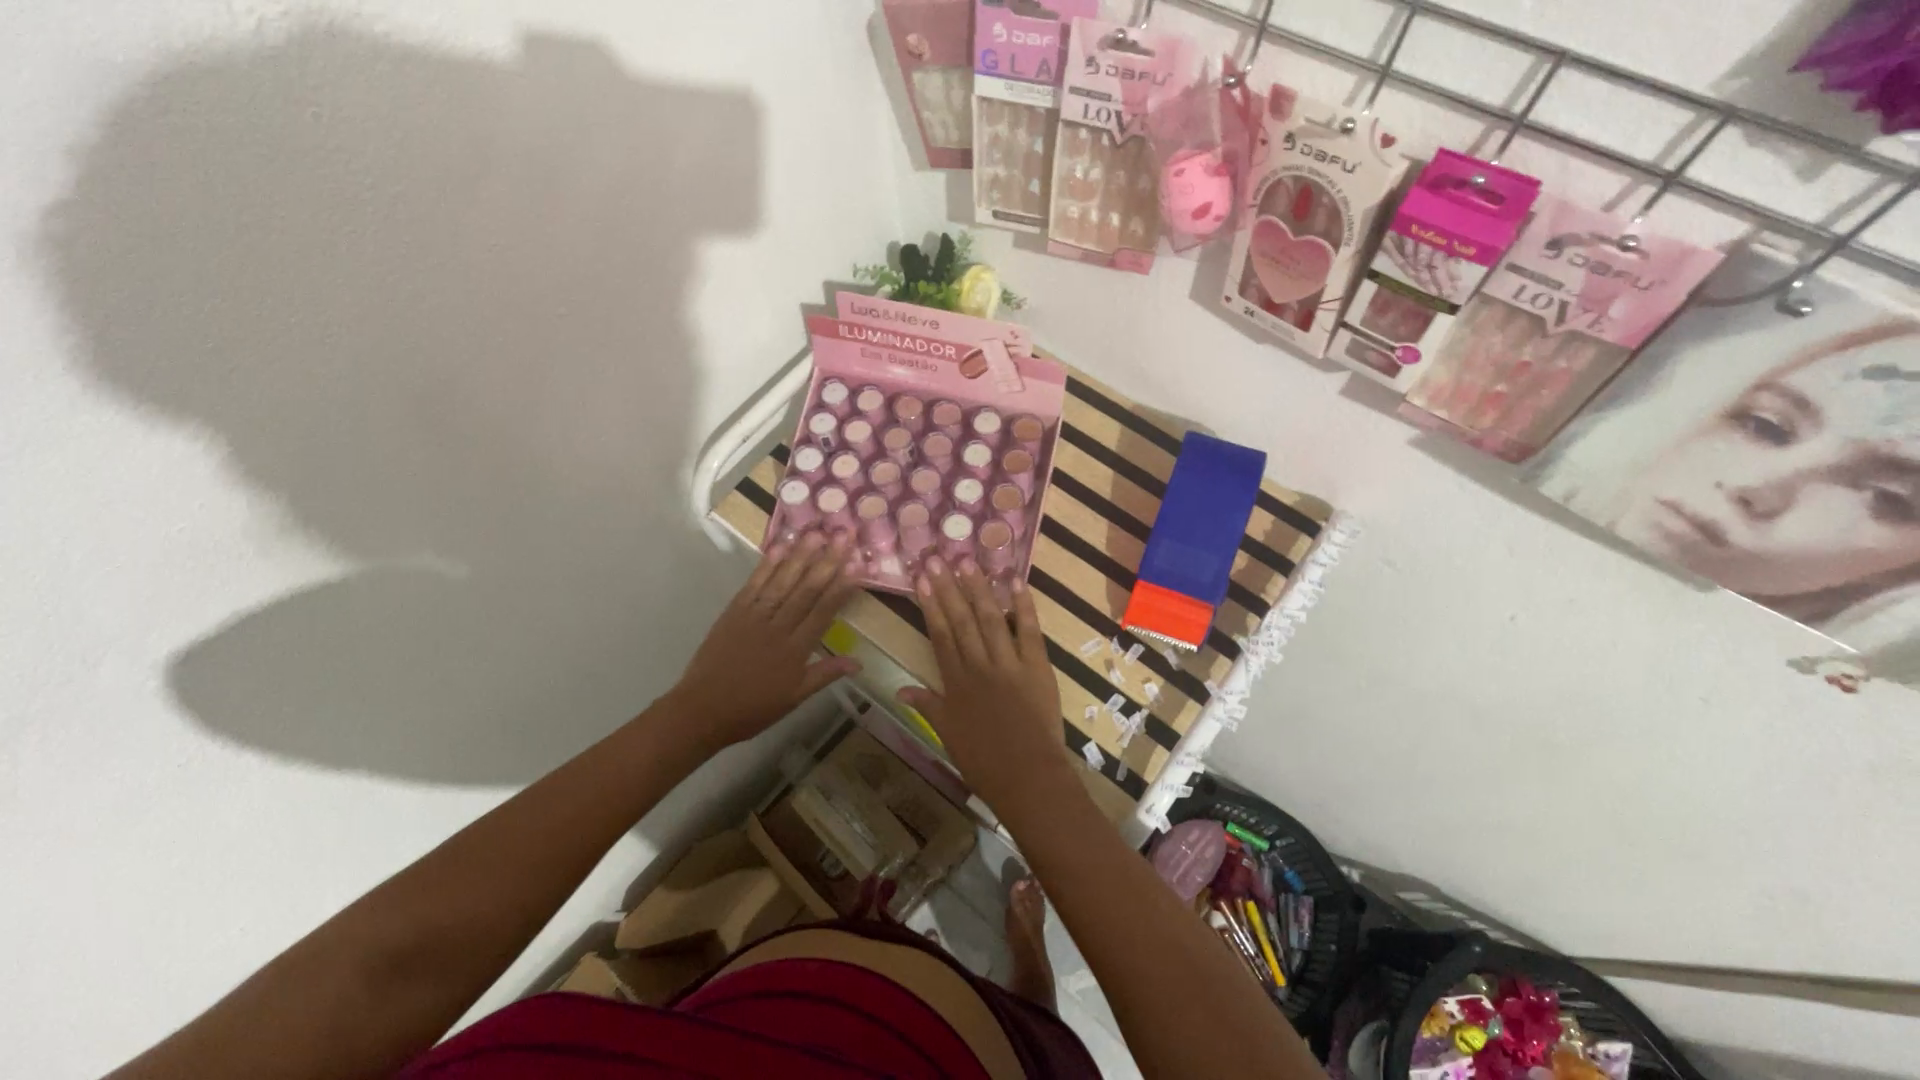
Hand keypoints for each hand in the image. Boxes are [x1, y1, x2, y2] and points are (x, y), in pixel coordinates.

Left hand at [667, 533, 862, 748]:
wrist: (702, 710)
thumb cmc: (752, 709)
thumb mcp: (793, 698)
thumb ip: (825, 675)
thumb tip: (858, 662)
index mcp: (795, 651)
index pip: (823, 613)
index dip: (841, 589)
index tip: (857, 566)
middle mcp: (777, 628)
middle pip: (805, 590)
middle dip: (826, 562)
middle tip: (843, 536)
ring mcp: (753, 617)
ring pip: (781, 582)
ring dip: (800, 555)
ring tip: (817, 533)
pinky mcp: (733, 612)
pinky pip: (754, 584)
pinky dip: (767, 565)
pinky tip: (780, 546)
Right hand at [897, 557, 1071, 807]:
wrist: (1027, 776)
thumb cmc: (983, 761)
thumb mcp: (948, 735)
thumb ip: (927, 707)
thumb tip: (900, 691)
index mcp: (955, 682)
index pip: (940, 635)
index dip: (930, 605)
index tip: (921, 579)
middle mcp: (979, 666)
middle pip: (961, 620)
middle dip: (948, 587)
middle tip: (938, 558)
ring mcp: (1009, 664)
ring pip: (990, 619)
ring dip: (979, 589)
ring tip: (968, 562)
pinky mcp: (1037, 667)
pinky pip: (1029, 631)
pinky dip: (1023, 606)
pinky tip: (1015, 582)